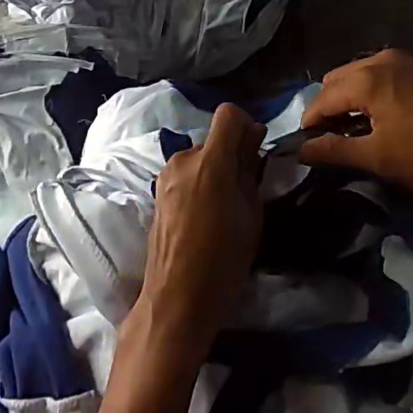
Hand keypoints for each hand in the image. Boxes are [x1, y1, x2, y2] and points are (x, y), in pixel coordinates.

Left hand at [137, 104, 265, 356]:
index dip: (246, 125)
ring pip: (199, 157)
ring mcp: (165, 175)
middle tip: (244, 188)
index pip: (228, 113)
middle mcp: (183, 158)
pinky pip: (186, 174)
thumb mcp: (252, 211)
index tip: (255, 151)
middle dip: (231, 153)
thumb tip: (252, 137)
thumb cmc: (224, 258)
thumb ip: (250, 168)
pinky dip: (199, 183)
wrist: (177, 299)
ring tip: (222, 207)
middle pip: (214, 139)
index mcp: (211, 160)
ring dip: (213, 170)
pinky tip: (204, 216)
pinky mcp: (156, 192)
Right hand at [300, 50, 412, 194]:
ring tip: (365, 127)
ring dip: (358, 95)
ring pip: (369, 72)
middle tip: (337, 138)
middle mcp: (387, 59)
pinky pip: (396, 73)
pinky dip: (384, 89)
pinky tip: (398, 114)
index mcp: (369, 79)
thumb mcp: (382, 158)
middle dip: (332, 104)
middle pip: (342, 77)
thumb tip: (302, 149)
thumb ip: (337, 150)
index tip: (308, 146)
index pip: (323, 97)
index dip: (310, 123)